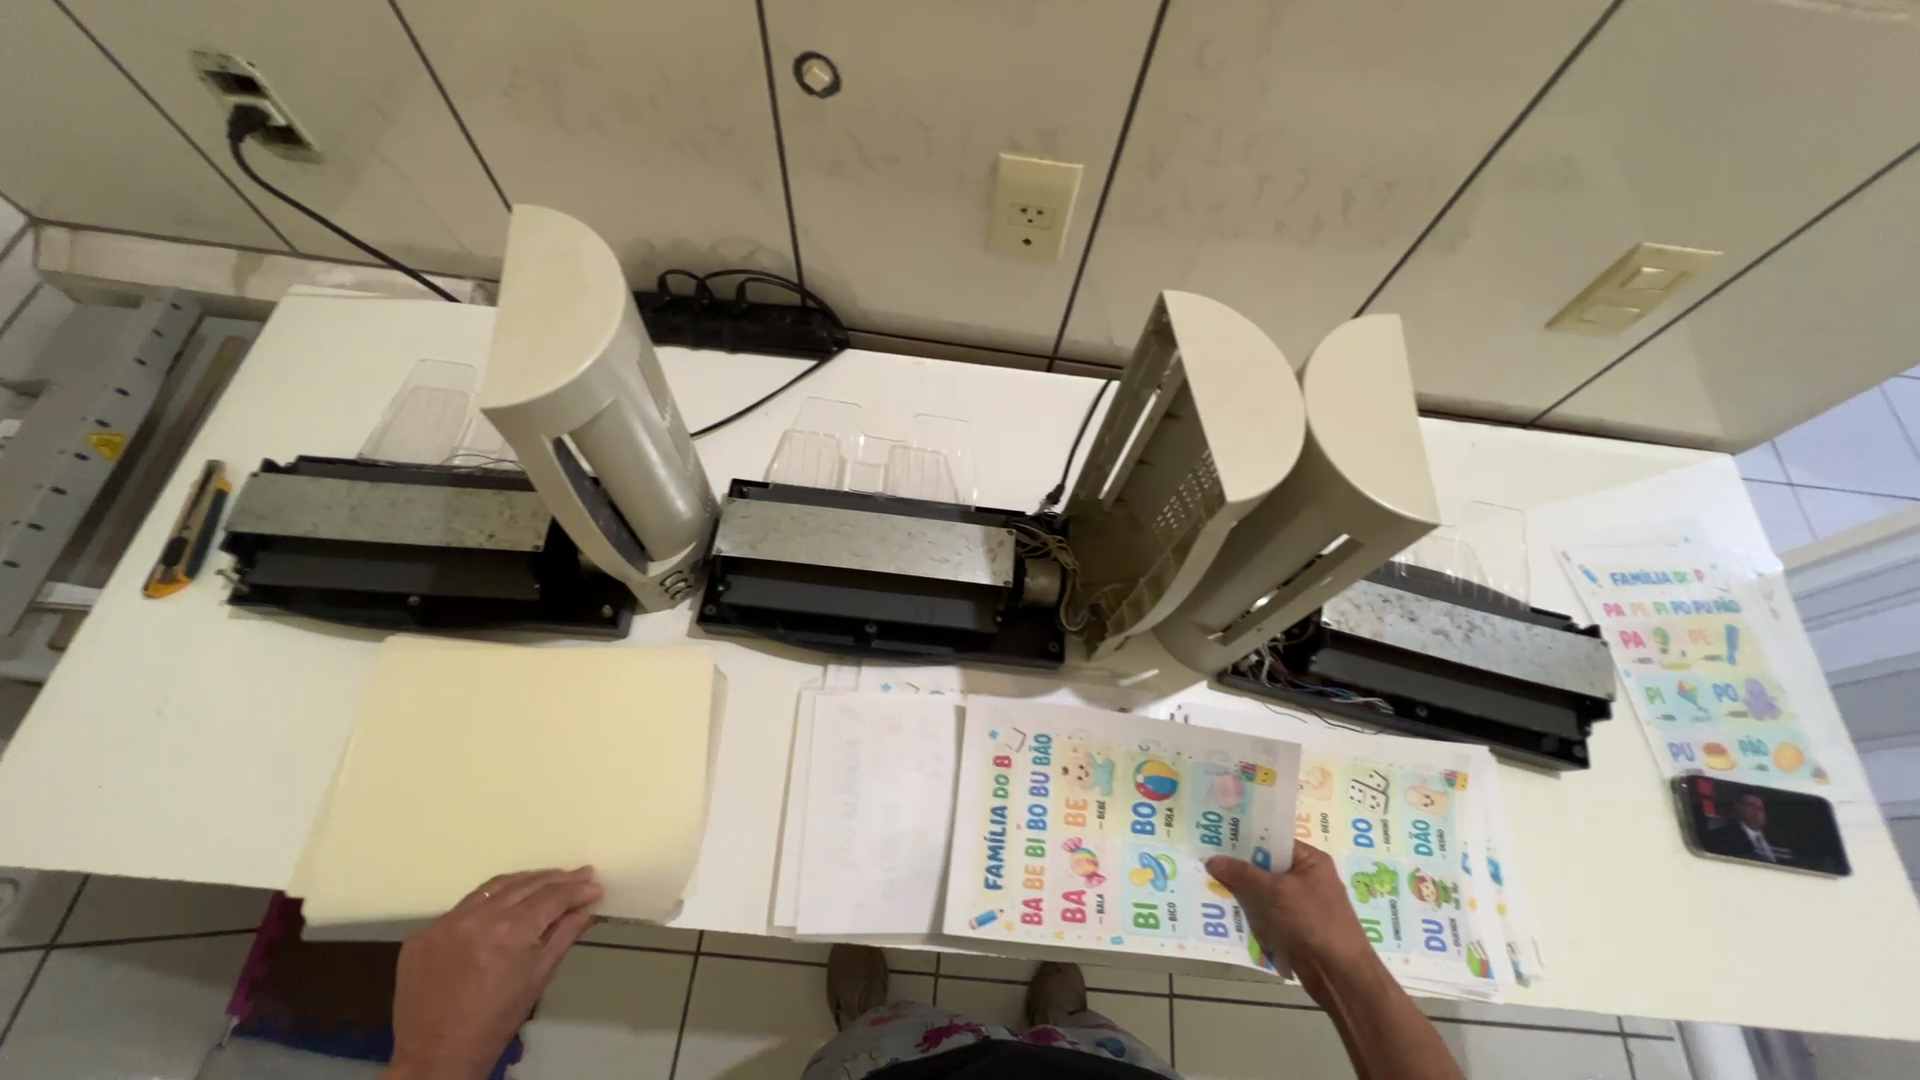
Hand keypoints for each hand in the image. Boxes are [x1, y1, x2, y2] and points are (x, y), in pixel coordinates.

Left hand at [387, 867, 602, 1079]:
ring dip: (524, 882)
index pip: (552, 896)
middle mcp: (478, 918)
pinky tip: (503, 908)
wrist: (437, 1056)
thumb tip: (587, 907)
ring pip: (494, 888)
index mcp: (511, 931)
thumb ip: (565, 933)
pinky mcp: (424, 935)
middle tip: (579, 876)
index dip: (577, 889)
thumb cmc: (498, 1020)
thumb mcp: (540, 976)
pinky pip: (464, 907)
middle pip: (526, 885)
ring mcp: (446, 924)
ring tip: (545, 882)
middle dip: (556, 879)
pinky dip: (490, 902)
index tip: (594, 886)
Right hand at [1206, 842, 1376, 993]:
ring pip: (1262, 890)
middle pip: (1265, 865)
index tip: (1216, 837)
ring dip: (1241, 890)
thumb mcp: (1275, 891)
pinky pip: (1265, 911)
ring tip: (1207, 881)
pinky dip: (1249, 911)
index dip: (1245, 838)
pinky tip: (1224, 907)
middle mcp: (1306, 878)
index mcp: (1310, 860)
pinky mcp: (1293, 926)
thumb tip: (1211, 859)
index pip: (1273, 840)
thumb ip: (1242, 873)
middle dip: (1238, 866)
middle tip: (1205, 859)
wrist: (1340, 973)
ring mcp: (1299, 904)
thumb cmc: (1313, 920)